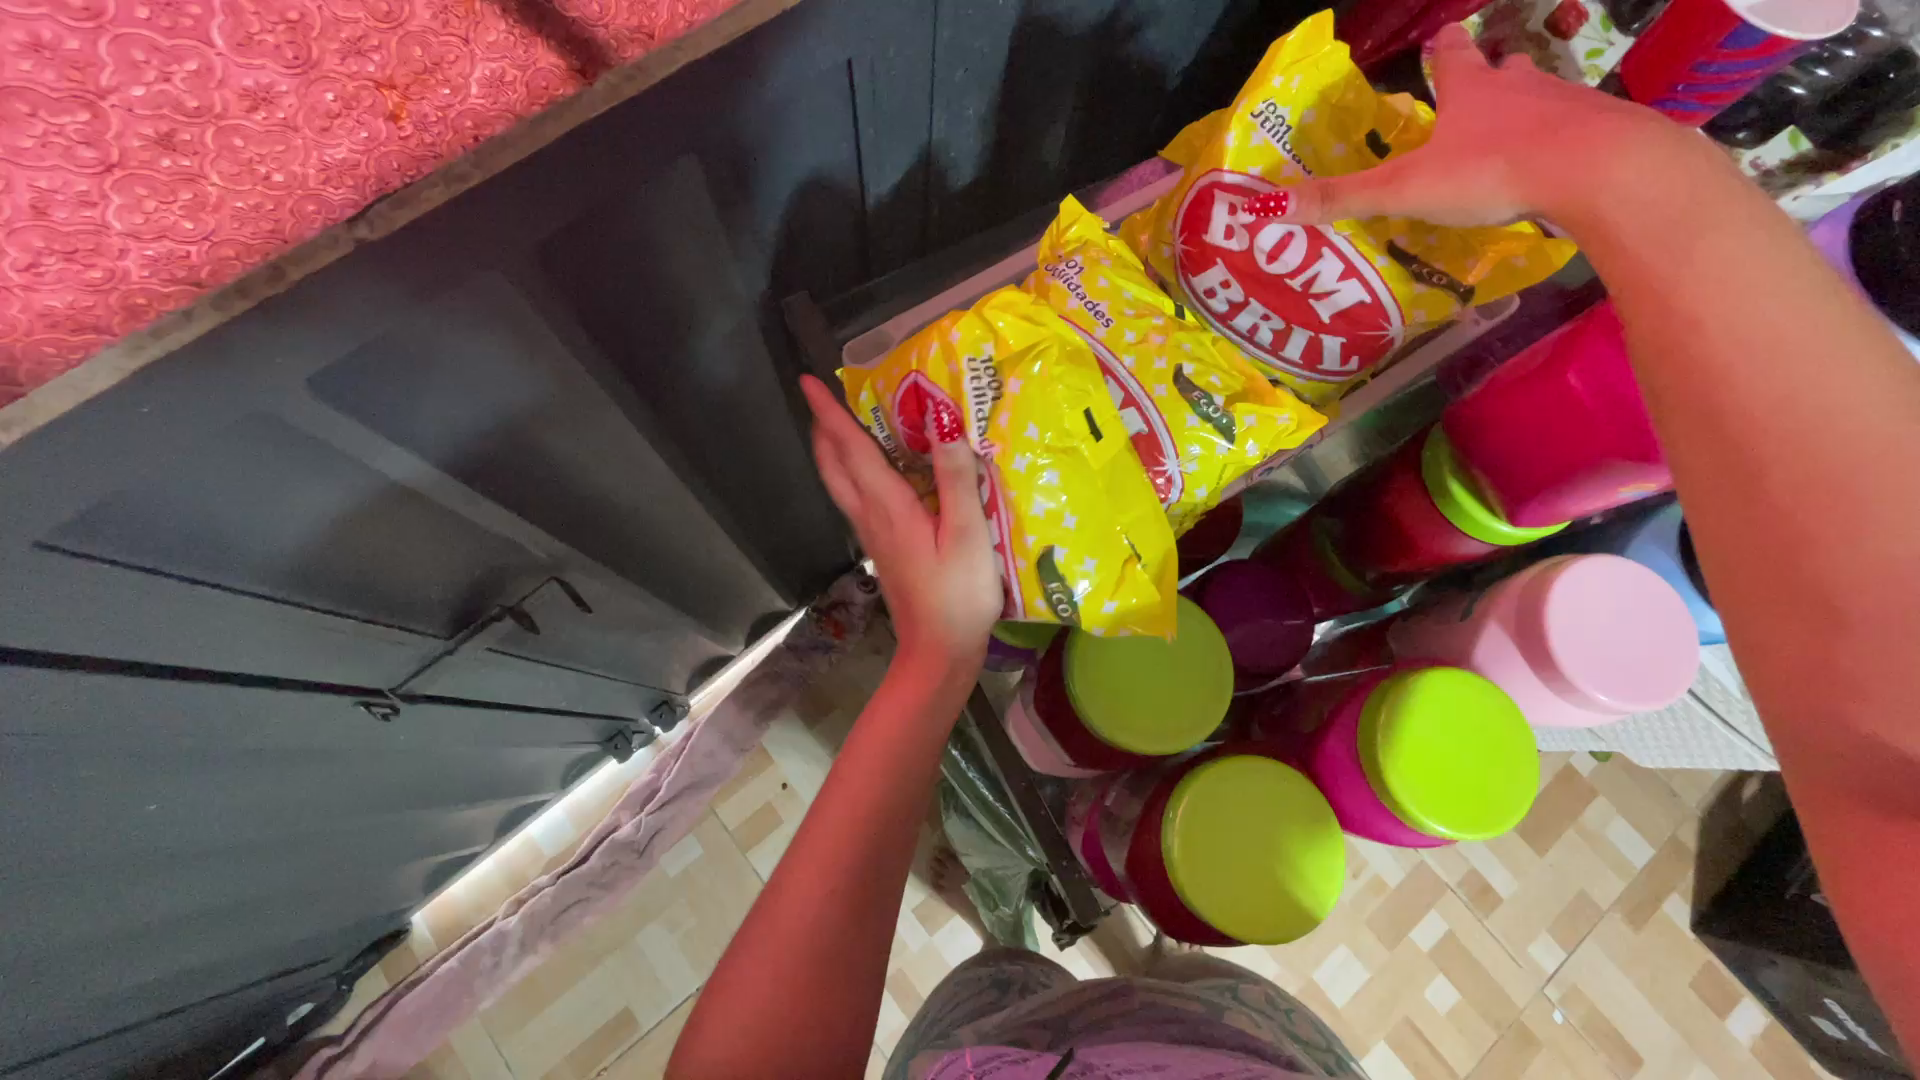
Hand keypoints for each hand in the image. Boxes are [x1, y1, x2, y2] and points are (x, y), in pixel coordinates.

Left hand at [800, 375, 1002, 669]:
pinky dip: (852, 477)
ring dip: (833, 454)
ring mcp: (874, 538)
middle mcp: (872, 518)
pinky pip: (857, 502)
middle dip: (822, 431)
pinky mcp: (884, 552)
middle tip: (818, 400)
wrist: (938, 653)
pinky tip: (871, 477)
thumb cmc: (958, 597)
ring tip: (837, 429)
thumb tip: (945, 427)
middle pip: (835, 468)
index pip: (852, 450)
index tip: (807, 383)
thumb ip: (957, 481)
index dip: (830, 414)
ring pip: (841, 486)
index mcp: (890, 507)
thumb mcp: (969, 536)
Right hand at [1280, 25, 1698, 227]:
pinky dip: (1558, 143)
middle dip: (1488, 74)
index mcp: (1469, 92)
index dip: (1439, 51)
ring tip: (1513, 132)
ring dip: (1524, 108)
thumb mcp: (1403, 189)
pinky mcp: (1598, 132)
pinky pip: (1572, 132)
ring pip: (1540, 96)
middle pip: (1501, 69)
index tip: (1436, 39)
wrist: (1594, 169)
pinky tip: (1551, 168)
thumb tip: (1268, 208)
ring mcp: (1564, 105)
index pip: (1449, 58)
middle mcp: (1518, 86)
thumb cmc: (1491, 170)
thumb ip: (1341, 199)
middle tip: (1481, 83)